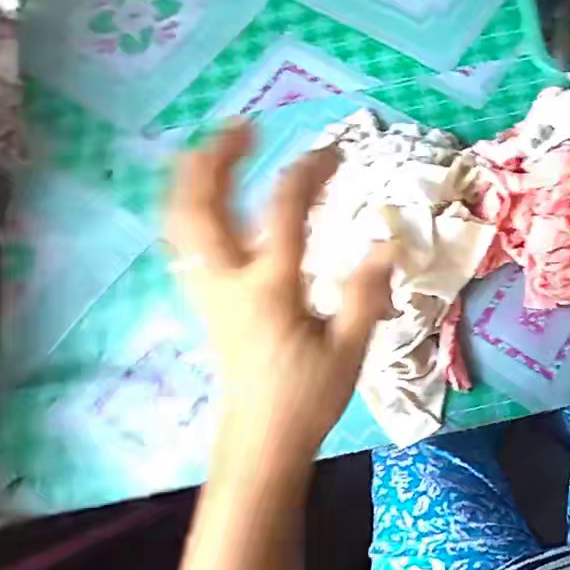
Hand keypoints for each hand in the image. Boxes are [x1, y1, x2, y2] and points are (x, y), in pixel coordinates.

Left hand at [165, 120, 392, 462]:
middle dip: (217, 157)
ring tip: (215, 151)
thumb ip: (366, 293)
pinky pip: (186, 243)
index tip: (333, 151)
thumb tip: (387, 244)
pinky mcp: (206, 303)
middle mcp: (229, 280)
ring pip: (182, 222)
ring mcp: (209, 291)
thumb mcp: (349, 349)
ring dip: (194, 179)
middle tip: (243, 128)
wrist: (260, 441)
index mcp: (270, 288)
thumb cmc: (308, 398)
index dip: (309, 172)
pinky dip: (192, 210)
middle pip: (203, 204)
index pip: (284, 211)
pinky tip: (211, 205)